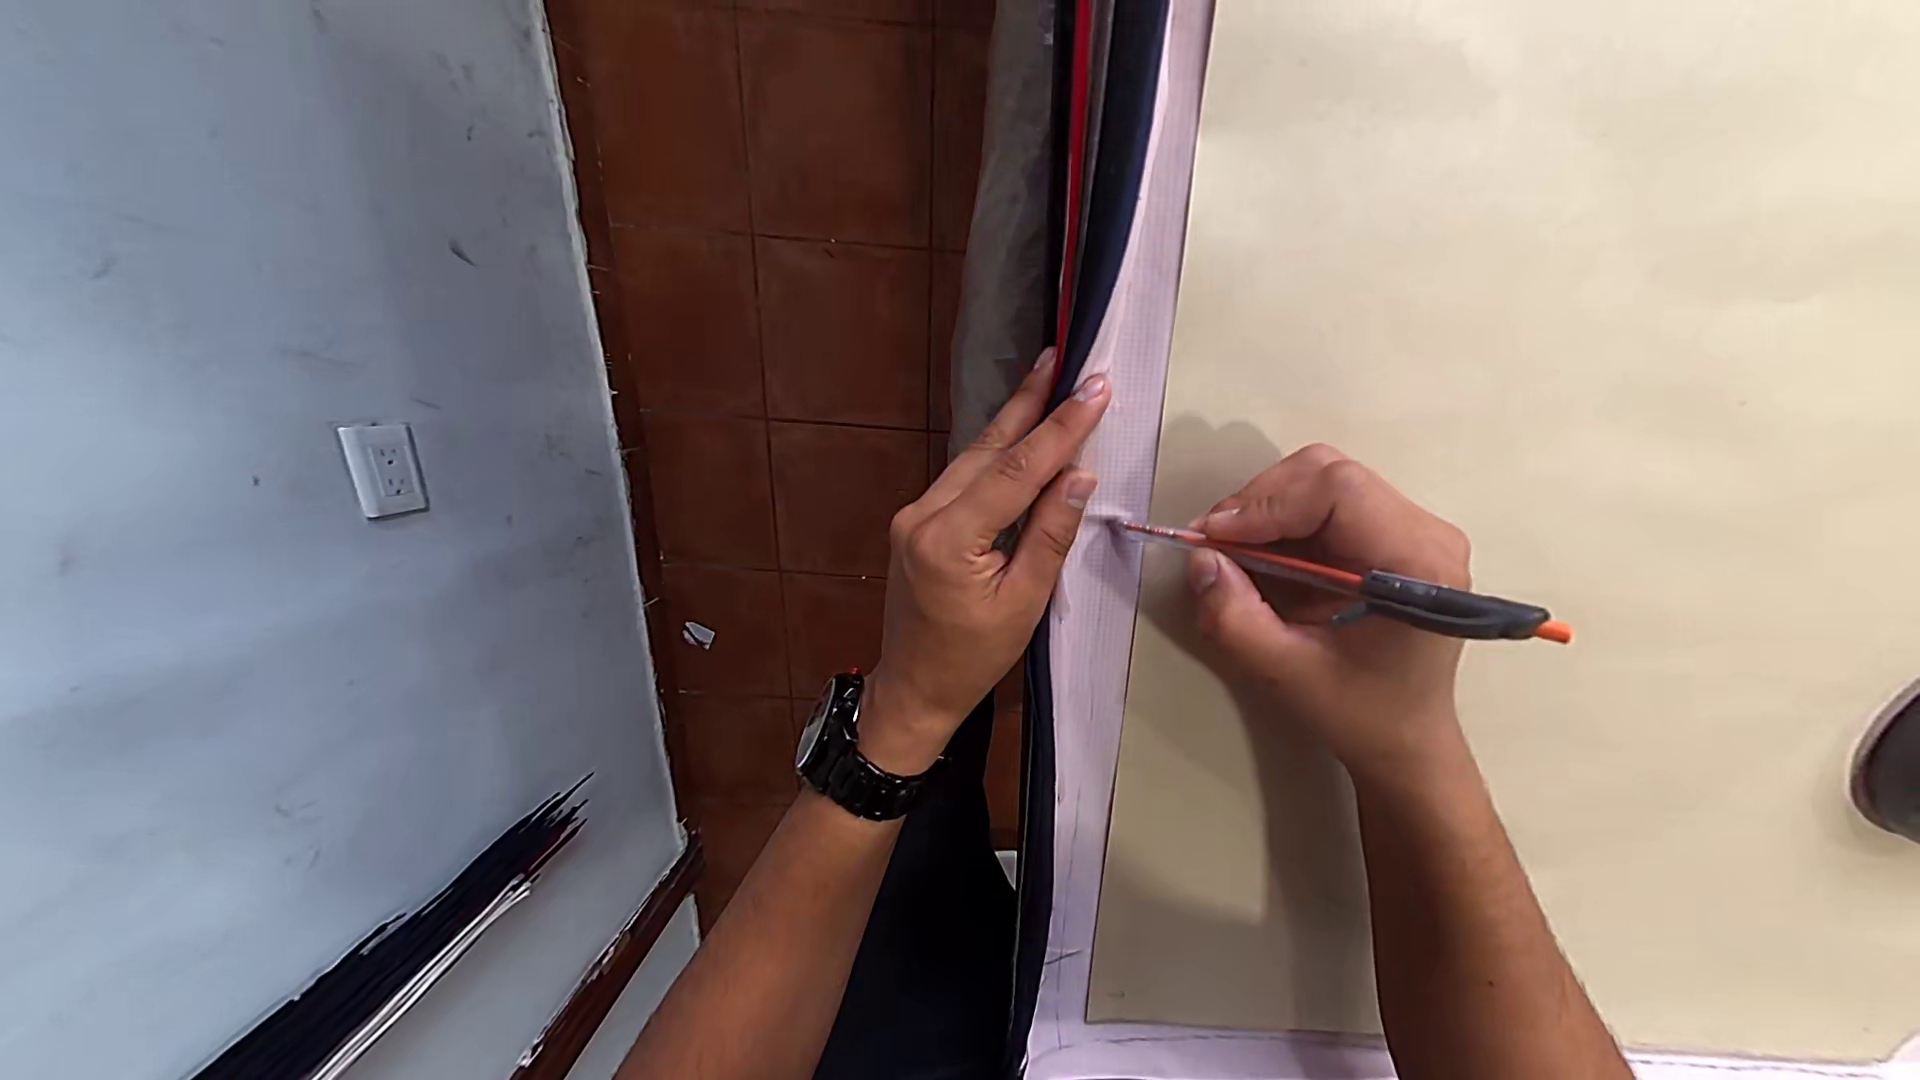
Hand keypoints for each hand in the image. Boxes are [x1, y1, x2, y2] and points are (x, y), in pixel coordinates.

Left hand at [860, 350, 1111, 774]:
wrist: (914, 686)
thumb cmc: (972, 658)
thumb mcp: (1023, 603)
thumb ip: (1050, 535)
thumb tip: (1079, 474)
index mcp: (948, 539)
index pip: (1016, 471)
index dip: (1060, 428)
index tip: (1094, 388)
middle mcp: (922, 514)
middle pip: (986, 450)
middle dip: (1028, 403)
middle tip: (1059, 357)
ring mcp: (913, 515)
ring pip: (970, 459)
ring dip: (1010, 422)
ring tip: (1044, 382)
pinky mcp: (915, 522)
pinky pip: (960, 478)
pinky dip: (993, 455)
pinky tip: (1016, 434)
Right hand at [1186, 444, 1472, 783]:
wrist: (1404, 736)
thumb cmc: (1355, 710)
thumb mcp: (1282, 671)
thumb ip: (1233, 616)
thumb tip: (1200, 558)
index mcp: (1415, 563)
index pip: (1337, 490)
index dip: (1266, 503)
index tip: (1214, 537)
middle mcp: (1423, 531)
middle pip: (1326, 472)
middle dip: (1258, 500)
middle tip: (1214, 542)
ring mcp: (1408, 527)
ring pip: (1319, 477)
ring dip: (1263, 506)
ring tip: (1231, 548)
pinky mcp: (1385, 532)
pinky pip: (1320, 498)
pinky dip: (1275, 516)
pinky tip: (1257, 551)